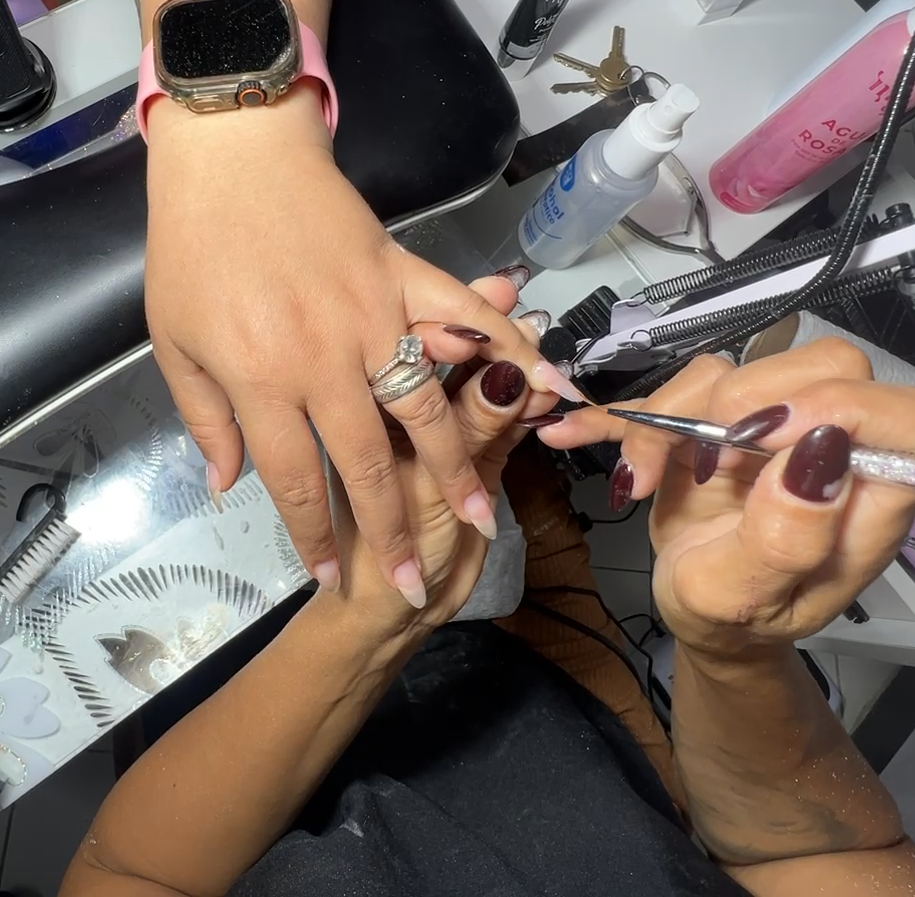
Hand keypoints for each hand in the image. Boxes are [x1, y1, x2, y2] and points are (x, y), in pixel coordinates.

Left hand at [145, 96, 573, 607]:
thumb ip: (206, 418)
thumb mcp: (174, 343)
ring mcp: (374, 317)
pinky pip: (463, 319)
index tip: (333, 577)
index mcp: (261, 380)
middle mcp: (326, 362)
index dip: (314, 536)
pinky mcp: (404, 277)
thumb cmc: (190, 251)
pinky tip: (546, 385)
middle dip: (391, 531)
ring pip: (425, 407)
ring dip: (456, 469)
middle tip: (413, 583)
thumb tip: (226, 487)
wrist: (230, 158)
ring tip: (479, 518)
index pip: (293, 481)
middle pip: (367, 463)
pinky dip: (507, 352)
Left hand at [325, 345, 552, 640]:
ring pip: (481, 387)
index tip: (495, 304)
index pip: (414, 348)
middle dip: (493, 338)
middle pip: (453, 359)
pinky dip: (525, 409)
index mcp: (368, 400)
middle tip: (529, 317)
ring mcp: (439, 430)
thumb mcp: (423, 486)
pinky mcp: (472, 455)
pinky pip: (501, 423)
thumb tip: (509, 376)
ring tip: (542, 342)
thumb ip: (467, 433)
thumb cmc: (378, 548)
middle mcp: (402, 406)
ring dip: (514, 369)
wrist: (390, 611)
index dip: (456, 326)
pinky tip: (546, 391)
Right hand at [536, 340, 914, 659]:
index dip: (841, 407)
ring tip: (642, 477)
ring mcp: (770, 428)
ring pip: (730, 371)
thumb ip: (785, 537)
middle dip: (744, 402)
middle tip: (705, 459)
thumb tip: (819, 455)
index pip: (907, 416)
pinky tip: (572, 433)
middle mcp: (830, 448)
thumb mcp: (748, 597)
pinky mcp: (713, 421)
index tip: (763, 442)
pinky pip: (666, 391)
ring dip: (668, 417)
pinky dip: (617, 414)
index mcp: (871, 494)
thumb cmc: (734, 620)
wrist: (699, 613)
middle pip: (821, 366)